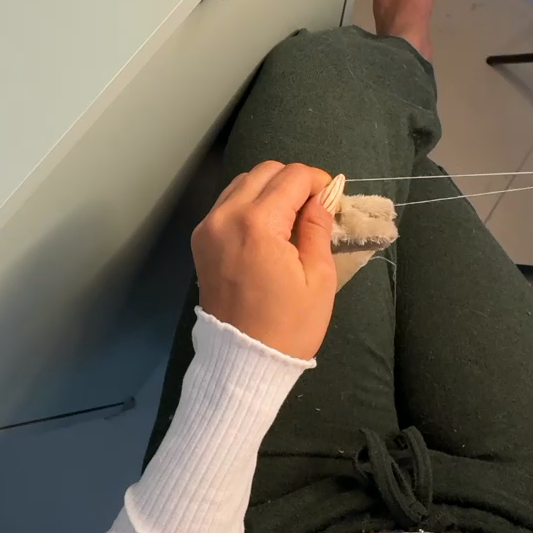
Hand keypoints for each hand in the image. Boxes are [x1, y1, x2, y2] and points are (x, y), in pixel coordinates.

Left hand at [192, 161, 337, 360]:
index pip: (292, 177)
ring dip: (270, 189)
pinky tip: (267, 228)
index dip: (318, 182)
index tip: (331, 200)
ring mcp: (208, 227)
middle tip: (313, 209)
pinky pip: (227, 203)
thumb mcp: (319, 277)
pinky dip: (250, 203)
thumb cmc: (288, 325)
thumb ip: (318, 226)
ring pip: (243, 182)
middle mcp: (226, 216)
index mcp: (258, 224)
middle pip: (265, 171)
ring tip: (290, 219)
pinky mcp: (200, 239)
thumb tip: (323, 196)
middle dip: (293, 181)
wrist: (242, 361)